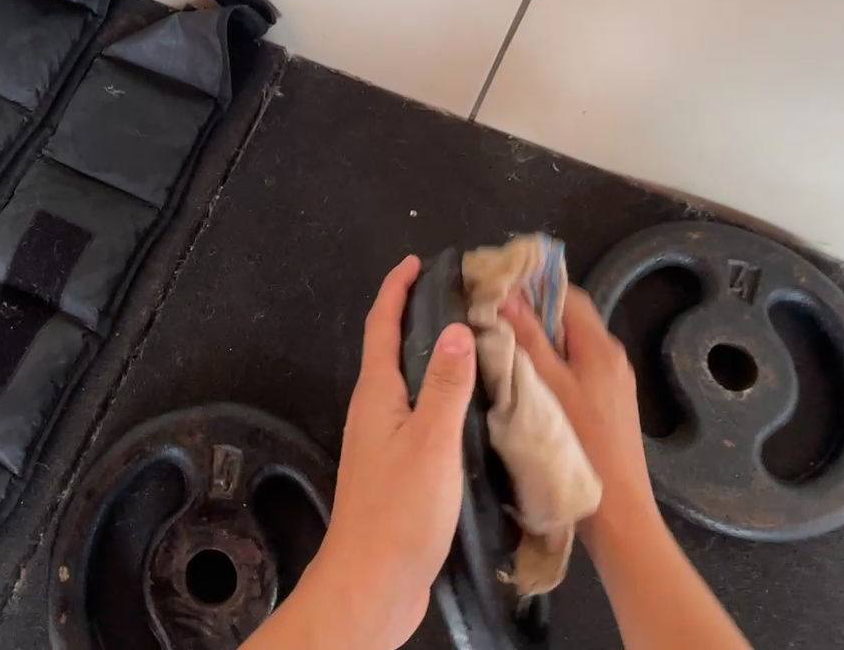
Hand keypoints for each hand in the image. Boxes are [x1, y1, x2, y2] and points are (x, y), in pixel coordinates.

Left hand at [245, 256, 477, 648]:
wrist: (372, 582)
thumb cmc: (399, 509)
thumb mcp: (432, 442)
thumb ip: (446, 386)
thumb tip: (455, 328)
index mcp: (377, 392)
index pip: (382, 324)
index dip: (396, 288)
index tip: (416, 262)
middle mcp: (375, 407)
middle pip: (392, 346)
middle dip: (416, 314)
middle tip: (456, 296)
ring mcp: (384, 437)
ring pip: (408, 380)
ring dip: (431, 354)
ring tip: (470, 341)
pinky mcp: (398, 464)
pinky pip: (419, 411)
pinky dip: (441, 393)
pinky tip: (470, 405)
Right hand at [503, 292, 752, 649]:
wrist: (617, 512)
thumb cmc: (581, 444)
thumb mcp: (548, 386)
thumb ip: (528, 339)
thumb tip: (505, 295)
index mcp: (600, 346)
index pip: (568, 293)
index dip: (534, 283)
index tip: (497, 282)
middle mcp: (611, 356)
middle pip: (569, 317)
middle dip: (532, 309)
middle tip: (491, 309)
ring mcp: (612, 381)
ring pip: (570, 342)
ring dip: (539, 335)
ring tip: (499, 336)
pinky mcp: (607, 402)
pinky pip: (575, 364)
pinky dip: (549, 358)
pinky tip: (522, 371)